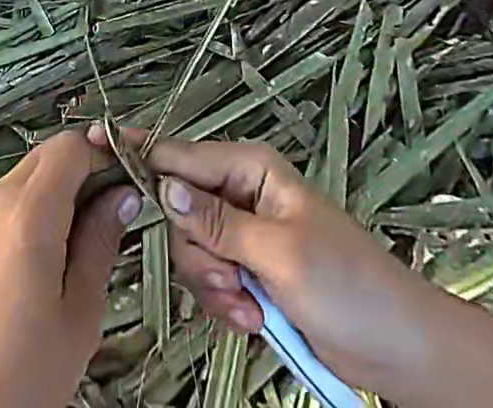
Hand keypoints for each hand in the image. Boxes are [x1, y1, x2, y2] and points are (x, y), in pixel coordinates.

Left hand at [0, 128, 141, 407]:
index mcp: (29, 210)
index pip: (73, 145)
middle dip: (92, 163)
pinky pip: (19, 196)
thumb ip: (101, 241)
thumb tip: (123, 196)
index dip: (109, 150)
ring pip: (36, 172)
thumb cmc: (20, 370)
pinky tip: (70, 240)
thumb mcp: (79, 311)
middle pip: (53, 152)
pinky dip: (49, 201)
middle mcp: (1, 199)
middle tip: (127, 196)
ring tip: (104, 224)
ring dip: (72, 183)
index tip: (139, 169)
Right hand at [94, 128, 436, 391]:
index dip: (137, 151)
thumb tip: (163, 187)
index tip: (94, 143)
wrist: (398, 349)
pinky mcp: (245, 265)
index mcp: (250, 169)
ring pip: (189, 249)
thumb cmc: (350, 287)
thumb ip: (216, 221)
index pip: (180, 154)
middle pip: (177, 211)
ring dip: (214, 285)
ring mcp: (241, 230)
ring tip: (251, 306)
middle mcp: (239, 192)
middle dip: (199, 254)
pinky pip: (207, 276)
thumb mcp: (279, 252)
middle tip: (235, 280)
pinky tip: (254, 316)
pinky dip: (224, 302)